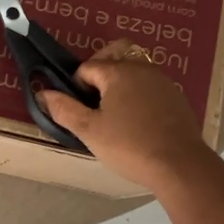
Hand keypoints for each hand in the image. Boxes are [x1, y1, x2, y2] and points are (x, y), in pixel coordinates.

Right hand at [37, 40, 213, 190]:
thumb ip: (63, 109)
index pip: (87, 67)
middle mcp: (142, 68)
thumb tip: (43, 93)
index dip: (76, 87)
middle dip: (100, 73)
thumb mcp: (89, 130)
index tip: (79, 111)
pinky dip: (139, 96)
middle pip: (114, 58)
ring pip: (134, 72)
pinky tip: (138, 124)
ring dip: (120, 85)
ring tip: (115, 116)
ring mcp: (163, 81)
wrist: (180, 165)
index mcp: (118, 72)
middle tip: (94, 103)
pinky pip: (150, 87)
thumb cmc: (129, 145)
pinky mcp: (177, 97)